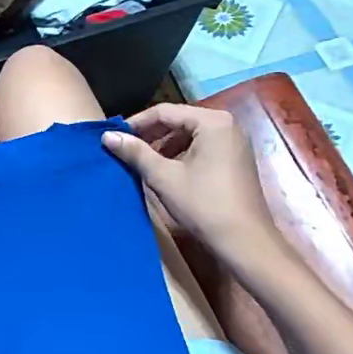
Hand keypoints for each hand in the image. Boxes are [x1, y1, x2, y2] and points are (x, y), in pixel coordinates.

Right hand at [103, 104, 280, 256]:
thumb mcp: (165, 178)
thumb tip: (108, 136)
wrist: (245, 241)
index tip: (115, 137)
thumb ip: (136, 153)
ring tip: (143, 163)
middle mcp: (228, 124)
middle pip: (180, 121)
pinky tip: (167, 172)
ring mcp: (235, 142)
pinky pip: (204, 147)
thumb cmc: (204, 205)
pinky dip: (183, 155)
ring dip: (166, 146)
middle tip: (126, 150)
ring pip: (191, 135)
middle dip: (152, 135)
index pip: (166, 112)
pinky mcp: (236, 159)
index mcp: (213, 121)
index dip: (137, 123)